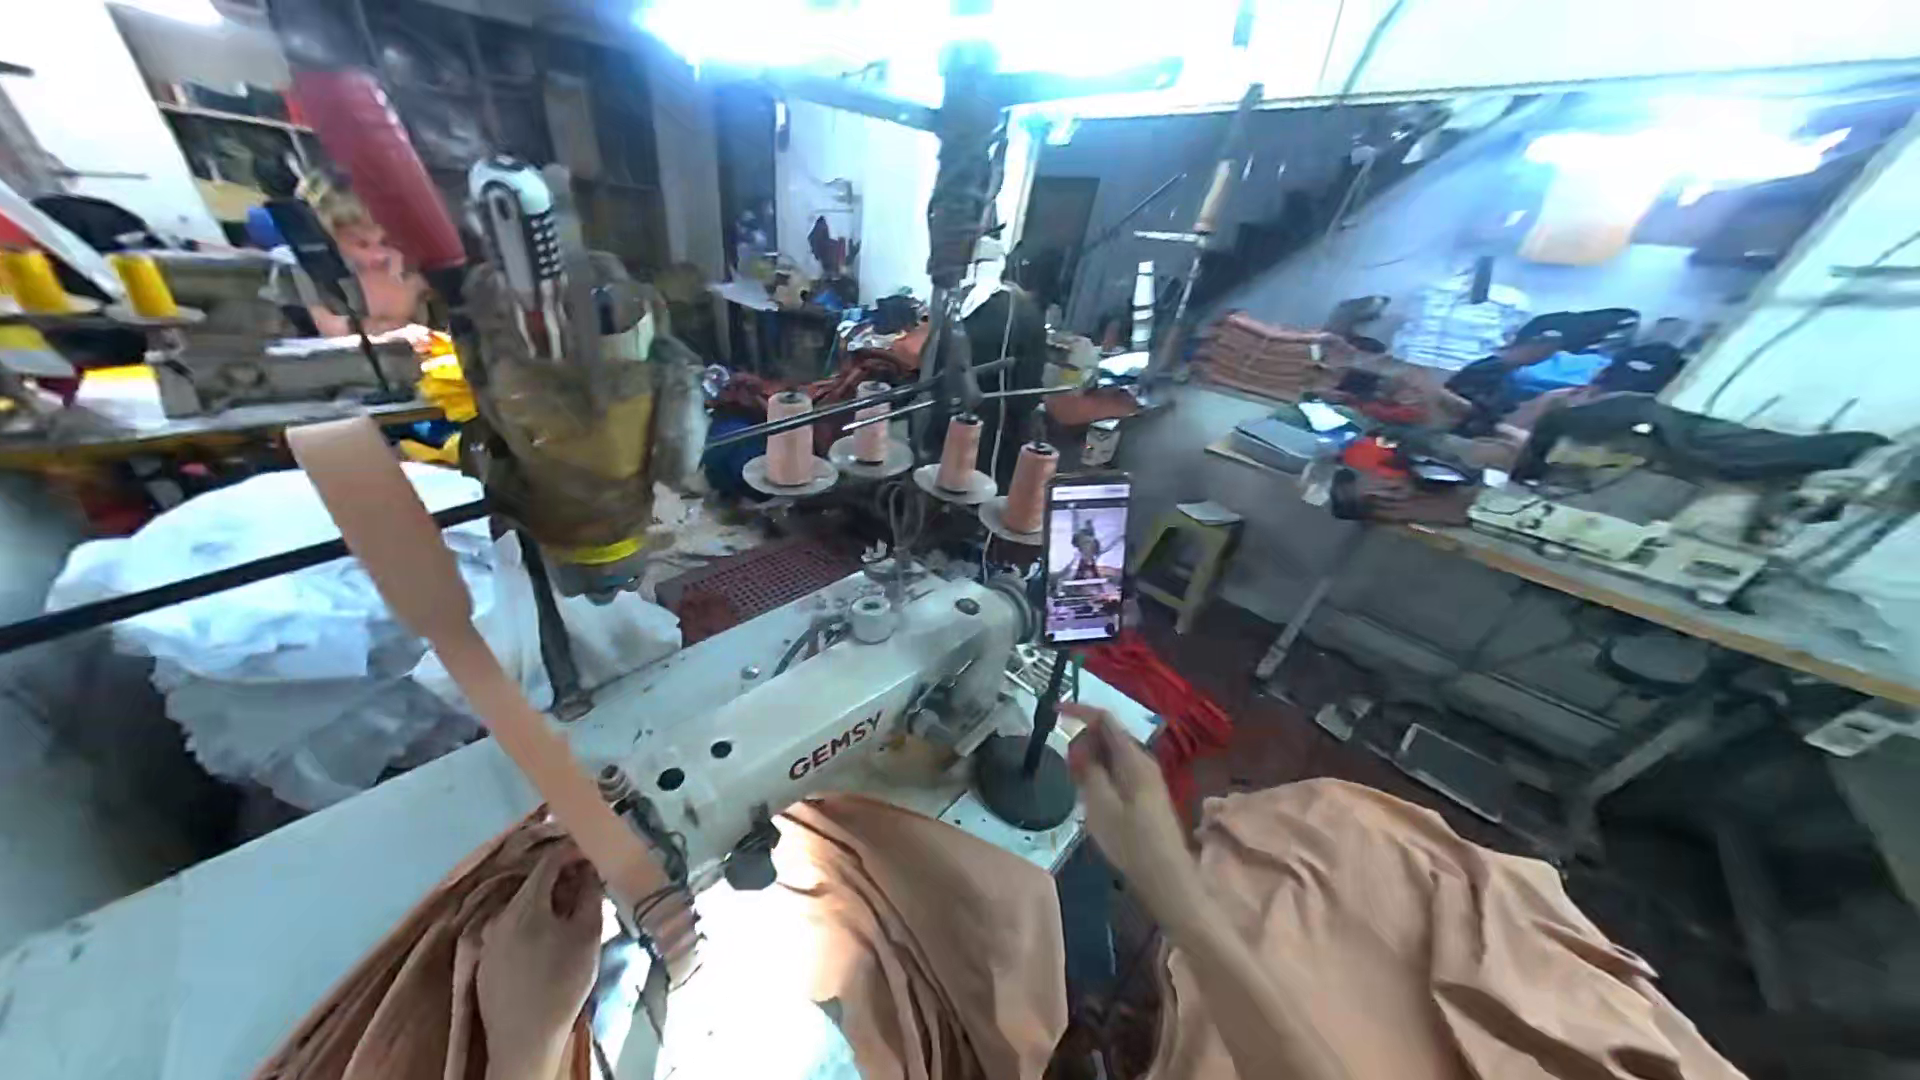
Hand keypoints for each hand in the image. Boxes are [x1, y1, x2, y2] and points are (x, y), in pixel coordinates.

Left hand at [478, 844, 601, 1079]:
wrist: (525, 1042)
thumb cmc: (563, 981)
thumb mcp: (589, 932)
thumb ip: (590, 892)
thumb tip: (590, 866)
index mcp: (524, 906)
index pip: (549, 861)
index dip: (574, 850)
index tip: (595, 850)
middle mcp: (498, 917)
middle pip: (534, 883)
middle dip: (564, 876)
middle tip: (590, 880)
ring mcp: (488, 941)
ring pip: (523, 905)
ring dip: (549, 898)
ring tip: (574, 906)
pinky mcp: (485, 961)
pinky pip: (512, 926)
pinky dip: (534, 918)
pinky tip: (552, 932)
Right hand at [1063, 703, 1203, 931]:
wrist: (1167, 880)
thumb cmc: (1132, 842)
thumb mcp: (1100, 805)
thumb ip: (1088, 768)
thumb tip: (1080, 743)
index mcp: (1133, 758)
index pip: (1104, 718)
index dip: (1079, 710)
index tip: (1054, 712)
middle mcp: (1142, 760)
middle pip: (1107, 734)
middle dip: (1082, 741)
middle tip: (1068, 768)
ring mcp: (1146, 777)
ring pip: (1110, 753)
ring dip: (1089, 760)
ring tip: (1077, 786)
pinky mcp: (1145, 793)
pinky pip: (1116, 769)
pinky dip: (1099, 773)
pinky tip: (1092, 798)